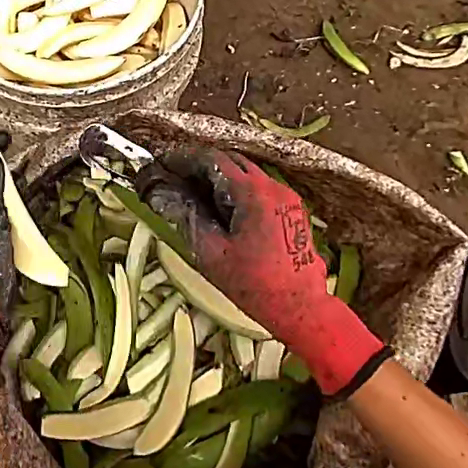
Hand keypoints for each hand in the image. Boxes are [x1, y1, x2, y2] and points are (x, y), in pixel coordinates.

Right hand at [136, 147, 388, 395]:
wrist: (301, 308)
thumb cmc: (253, 283)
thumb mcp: (211, 252)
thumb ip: (189, 217)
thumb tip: (167, 196)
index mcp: (252, 194)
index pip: (214, 160)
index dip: (185, 159)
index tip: (166, 164)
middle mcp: (274, 188)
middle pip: (233, 162)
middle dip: (204, 166)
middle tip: (178, 177)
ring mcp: (287, 199)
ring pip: (249, 174)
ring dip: (222, 177)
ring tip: (196, 192)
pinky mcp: (293, 211)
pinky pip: (261, 189)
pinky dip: (239, 190)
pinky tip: (222, 207)